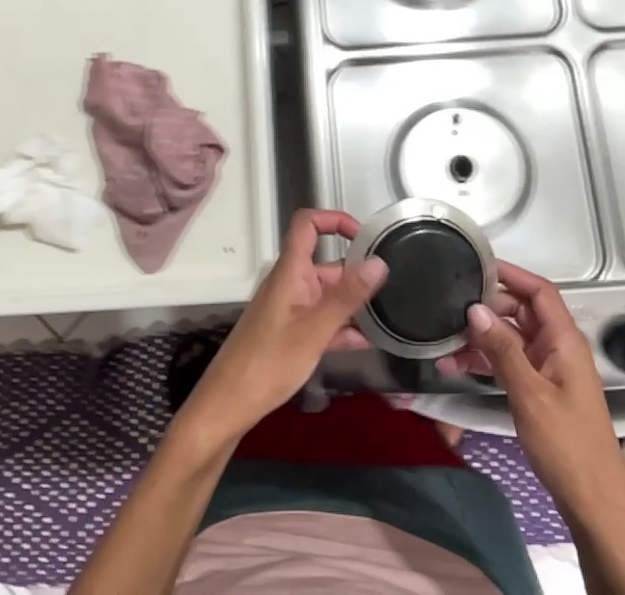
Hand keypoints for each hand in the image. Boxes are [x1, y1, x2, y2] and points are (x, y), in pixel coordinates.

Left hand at [178, 209, 387, 439]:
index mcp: (290, 272)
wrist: (229, 404)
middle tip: (396, 286)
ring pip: (328, 295)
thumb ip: (347, 297)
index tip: (366, 237)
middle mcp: (290, 284)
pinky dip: (343, 327)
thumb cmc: (269, 363)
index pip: (307, 225)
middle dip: (358, 272)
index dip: (335, 219)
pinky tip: (368, 341)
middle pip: (326, 264)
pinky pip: (323, 320)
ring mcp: (290, 309)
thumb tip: (379, 262)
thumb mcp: (314, 330)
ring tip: (390, 315)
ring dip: (355, 303)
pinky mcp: (291, 333)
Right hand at [458, 262, 622, 507]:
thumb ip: (502, 349)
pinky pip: (509, 363)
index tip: (476, 263)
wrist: (592, 500)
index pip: (540, 292)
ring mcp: (549, 370)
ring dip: (480, 338)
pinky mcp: (539, 390)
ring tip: (443, 342)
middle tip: (449, 307)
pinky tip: (455, 366)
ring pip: (511, 339)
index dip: (512, 274)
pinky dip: (485, 361)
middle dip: (487, 308)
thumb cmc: (566, 444)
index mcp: (565, 342)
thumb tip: (475, 308)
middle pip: (522, 312)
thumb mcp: (530, 395)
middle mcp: (558, 349)